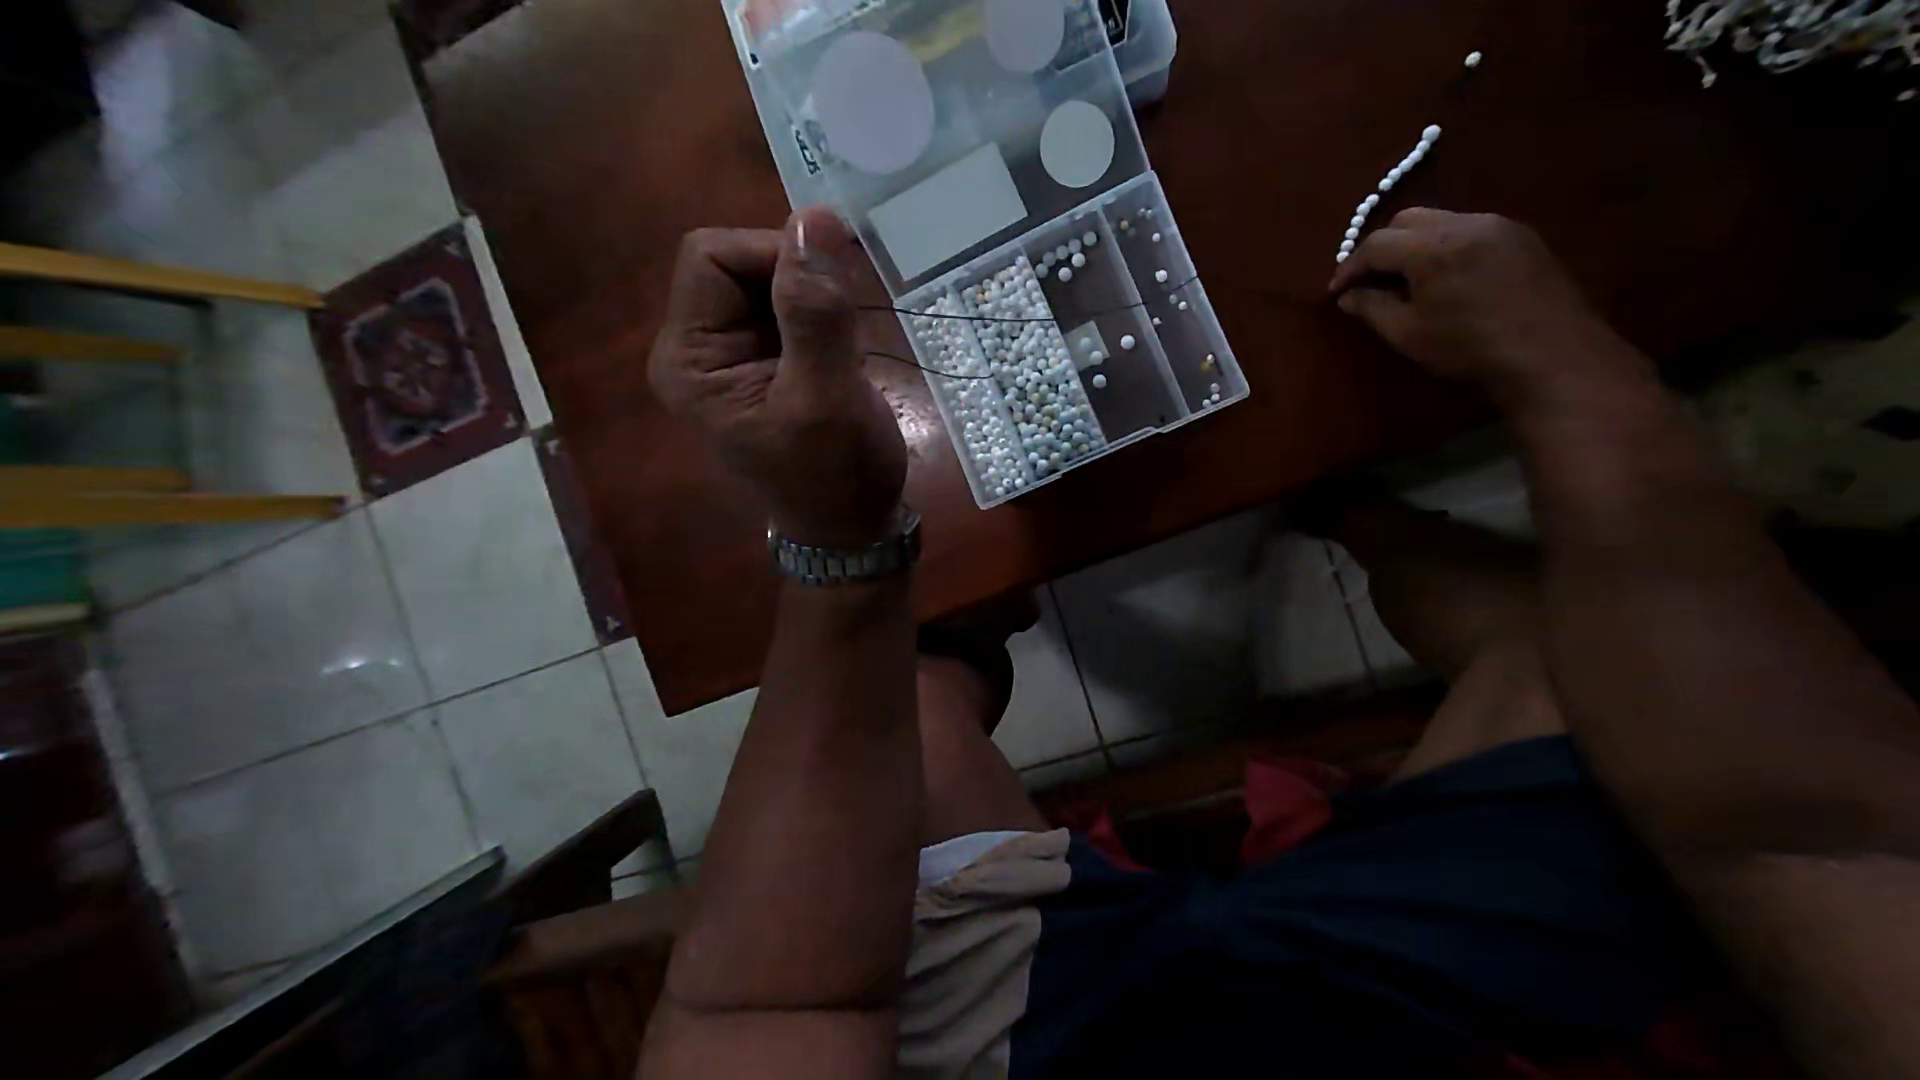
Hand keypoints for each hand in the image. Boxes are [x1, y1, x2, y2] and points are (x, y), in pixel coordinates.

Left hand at [650, 208, 906, 547]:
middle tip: (847, 318)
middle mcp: (702, 348)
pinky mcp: (771, 360)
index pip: (711, 256)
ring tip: (851, 343)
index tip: (832, 285)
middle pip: (739, 262)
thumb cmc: (835, 477)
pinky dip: (826, 311)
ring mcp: (737, 353)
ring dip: (818, 294)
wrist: (853, 529)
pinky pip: (793, 306)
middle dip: (799, 276)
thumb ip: (814, 313)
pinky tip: (849, 348)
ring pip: (771, 279)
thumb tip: (812, 217)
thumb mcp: (826, 399)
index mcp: (691, 358)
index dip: (771, 253)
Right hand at [1327, 209, 1645, 401]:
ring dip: (1412, 245)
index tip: (1336, 292)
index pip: (1376, 244)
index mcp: (1433, 248)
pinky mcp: (1520, 236)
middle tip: (1368, 281)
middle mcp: (1466, 223)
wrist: (1550, 353)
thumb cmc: (1467, 348)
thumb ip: (1371, 308)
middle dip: (1380, 248)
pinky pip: (1468, 229)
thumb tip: (1347, 296)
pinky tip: (1441, 277)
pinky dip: (1443, 246)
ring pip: (1439, 221)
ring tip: (1403, 279)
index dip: (1350, 267)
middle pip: (1407, 220)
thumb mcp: (1407, 333)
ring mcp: (1498, 226)